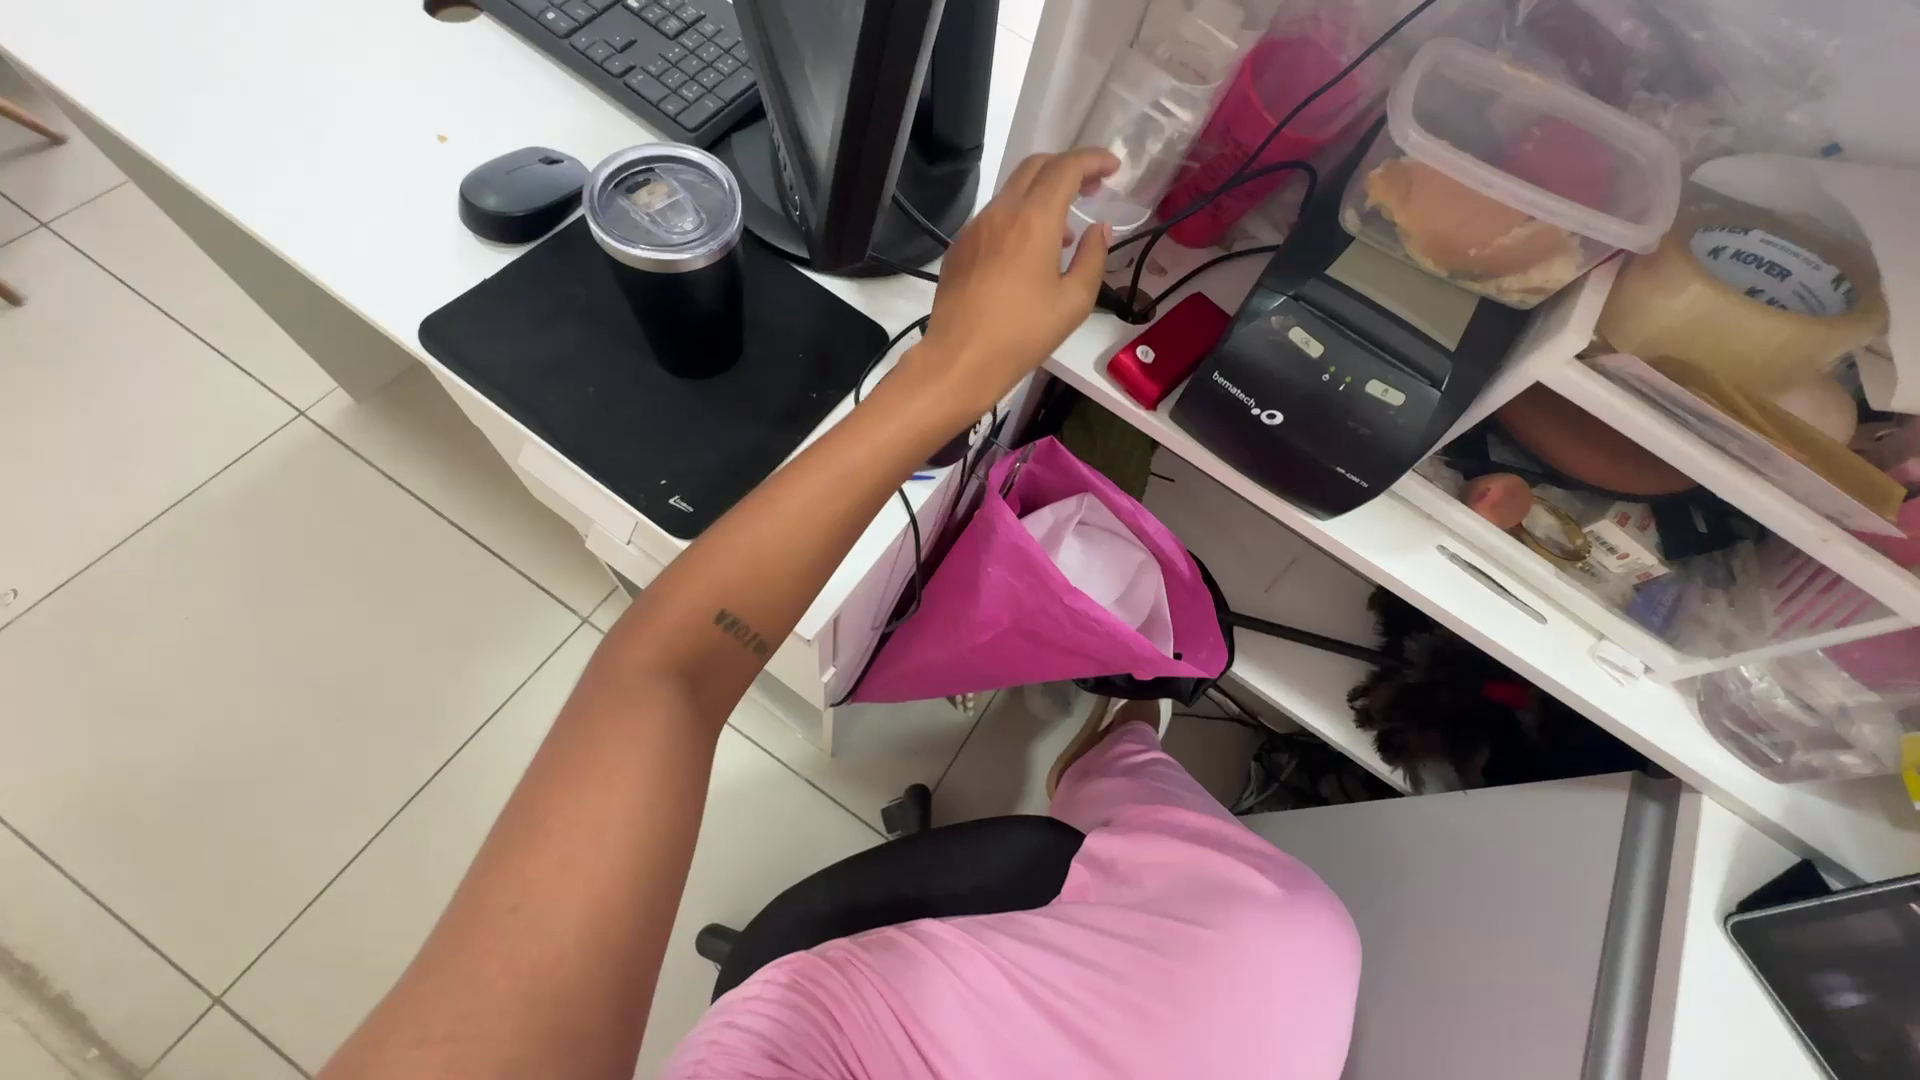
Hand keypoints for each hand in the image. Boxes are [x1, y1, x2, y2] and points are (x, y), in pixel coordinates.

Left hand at [897, 148, 1119, 420]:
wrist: (960, 360)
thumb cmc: (1023, 335)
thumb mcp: (1074, 302)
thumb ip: (1093, 258)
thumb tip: (1100, 229)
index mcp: (1034, 219)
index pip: (1066, 168)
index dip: (1093, 160)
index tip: (1113, 168)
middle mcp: (1001, 213)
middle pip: (1035, 167)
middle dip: (1067, 169)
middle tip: (1091, 189)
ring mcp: (974, 229)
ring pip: (1011, 193)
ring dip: (1041, 198)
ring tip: (1063, 233)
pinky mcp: (958, 249)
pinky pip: (992, 220)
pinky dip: (1017, 220)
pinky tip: (1026, 256)